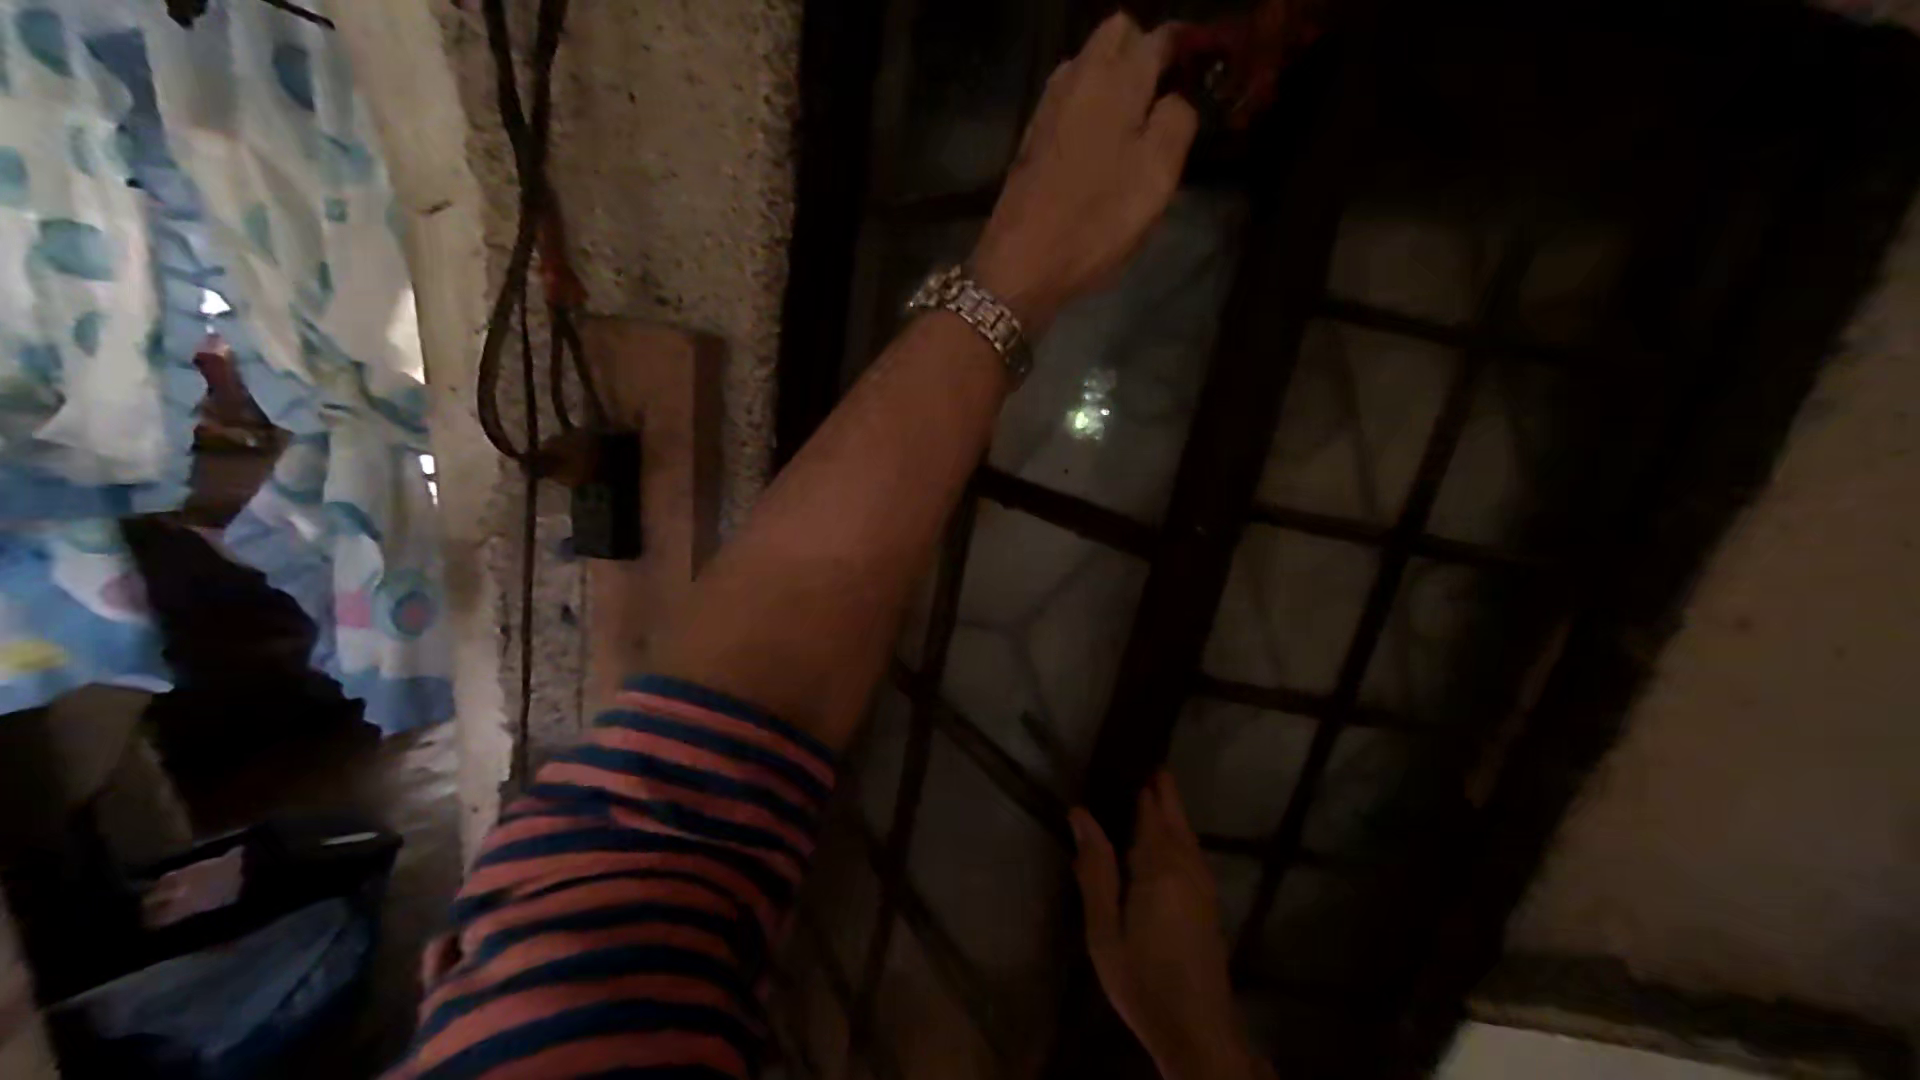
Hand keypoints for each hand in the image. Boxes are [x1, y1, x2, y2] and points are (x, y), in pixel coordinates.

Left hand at [971, 12, 1200, 333]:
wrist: (1021, 265)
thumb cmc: (1095, 223)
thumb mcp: (1156, 176)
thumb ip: (1176, 123)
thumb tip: (1175, 100)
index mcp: (1117, 79)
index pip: (1160, 37)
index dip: (1185, 48)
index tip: (1199, 70)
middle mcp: (1078, 78)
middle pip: (1116, 35)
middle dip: (1142, 50)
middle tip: (1163, 93)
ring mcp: (1048, 108)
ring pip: (1087, 64)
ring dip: (1112, 77)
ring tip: (1132, 120)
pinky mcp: (1031, 139)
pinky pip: (1067, 99)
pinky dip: (1088, 105)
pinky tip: (1097, 142)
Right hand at [1071, 773, 1274, 1079]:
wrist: (1197, 1031)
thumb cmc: (1140, 978)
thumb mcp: (1103, 927)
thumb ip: (1095, 868)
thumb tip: (1081, 815)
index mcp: (1158, 868)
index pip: (1149, 817)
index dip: (1143, 793)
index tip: (1134, 764)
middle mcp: (1186, 869)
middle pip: (1175, 821)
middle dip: (1165, 795)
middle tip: (1156, 766)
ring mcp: (1203, 888)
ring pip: (1189, 838)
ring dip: (1177, 814)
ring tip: (1163, 793)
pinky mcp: (1209, 906)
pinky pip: (1195, 854)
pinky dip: (1185, 836)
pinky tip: (1177, 840)